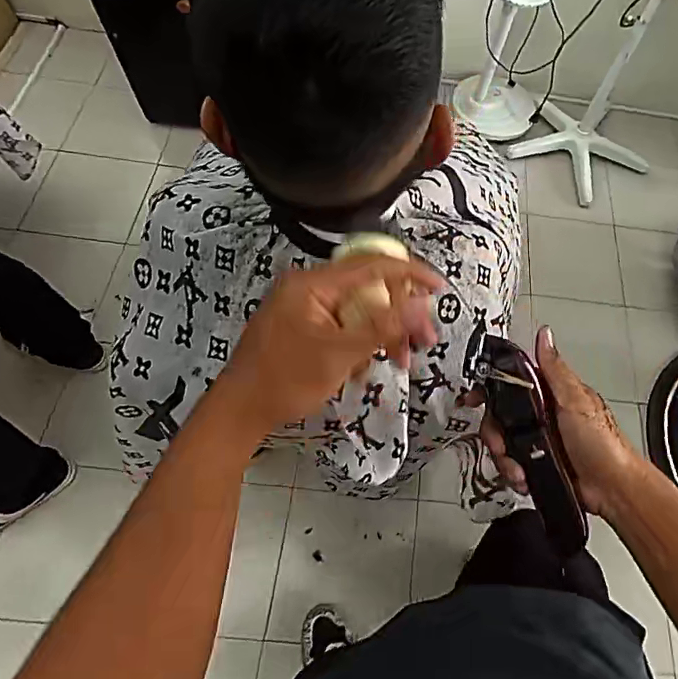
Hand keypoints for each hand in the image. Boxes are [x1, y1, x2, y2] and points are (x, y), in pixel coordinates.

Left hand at [218, 255, 443, 432]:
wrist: (239, 413)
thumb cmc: (284, 381)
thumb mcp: (340, 353)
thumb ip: (383, 326)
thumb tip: (420, 304)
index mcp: (312, 284)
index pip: (372, 266)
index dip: (410, 274)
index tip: (438, 288)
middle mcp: (308, 287)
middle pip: (370, 289)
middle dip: (400, 314)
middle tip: (424, 338)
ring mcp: (305, 306)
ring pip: (360, 309)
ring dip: (385, 331)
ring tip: (402, 358)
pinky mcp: (305, 324)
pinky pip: (345, 323)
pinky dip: (364, 339)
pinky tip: (374, 361)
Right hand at [475, 326, 651, 519]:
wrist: (612, 489)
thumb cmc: (604, 443)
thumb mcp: (576, 400)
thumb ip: (554, 369)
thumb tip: (545, 335)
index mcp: (551, 394)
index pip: (512, 382)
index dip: (490, 387)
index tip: (475, 397)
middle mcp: (543, 416)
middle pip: (500, 415)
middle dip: (495, 433)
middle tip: (501, 444)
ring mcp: (539, 441)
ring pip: (503, 442)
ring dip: (505, 458)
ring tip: (519, 468)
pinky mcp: (537, 464)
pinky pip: (512, 465)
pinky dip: (513, 472)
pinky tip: (524, 477)